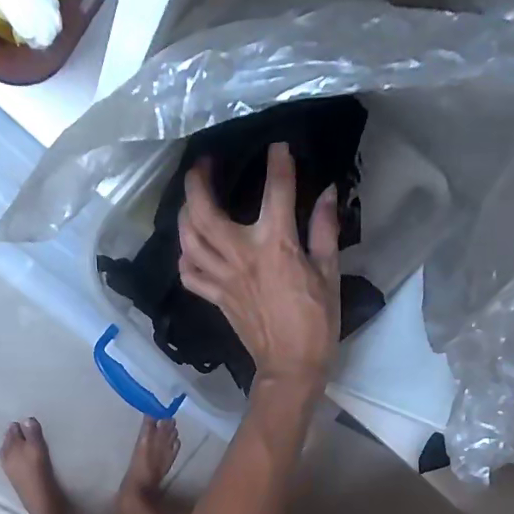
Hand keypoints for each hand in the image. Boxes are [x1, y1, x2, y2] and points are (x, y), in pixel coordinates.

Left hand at [178, 142, 341, 386]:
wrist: (291, 367)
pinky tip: (191, 248)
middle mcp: (240, 255)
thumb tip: (325, 193)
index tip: (278, 147)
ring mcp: (222, 278)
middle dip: (197, 182)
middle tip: (203, 166)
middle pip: (204, 211)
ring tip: (192, 201)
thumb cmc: (316, 323)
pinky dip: (186, 257)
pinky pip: (190, 274)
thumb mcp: (329, 274)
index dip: (278, 163)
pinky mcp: (215, 298)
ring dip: (185, 214)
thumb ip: (324, 230)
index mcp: (274, 246)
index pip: (274, 191)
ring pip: (188, 239)